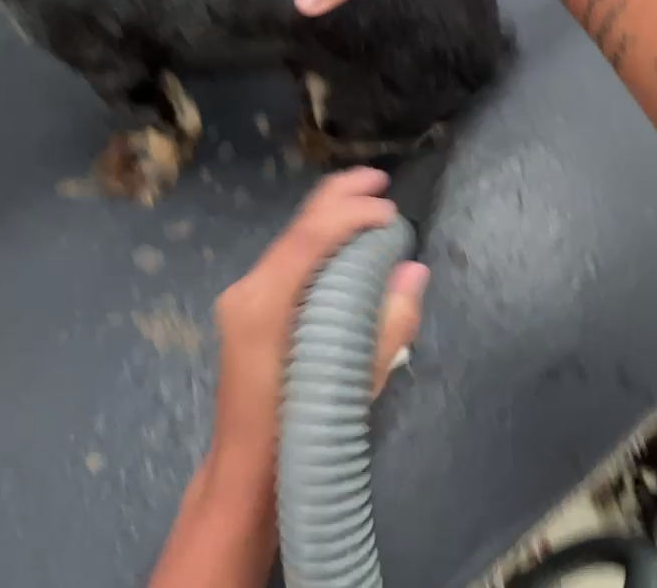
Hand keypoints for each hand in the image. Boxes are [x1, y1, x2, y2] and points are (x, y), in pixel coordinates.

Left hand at [210, 168, 429, 466]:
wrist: (244, 477)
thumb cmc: (296, 440)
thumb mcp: (349, 389)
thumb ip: (384, 329)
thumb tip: (413, 272)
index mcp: (262, 307)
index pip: (307, 239)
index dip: (350, 214)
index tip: (390, 211)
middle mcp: (246, 291)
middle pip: (295, 227)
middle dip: (339, 197)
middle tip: (379, 179)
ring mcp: (243, 298)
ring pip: (291, 239)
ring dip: (331, 216)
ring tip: (369, 198)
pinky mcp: (249, 308)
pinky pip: (289, 258)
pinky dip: (320, 239)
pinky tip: (345, 238)